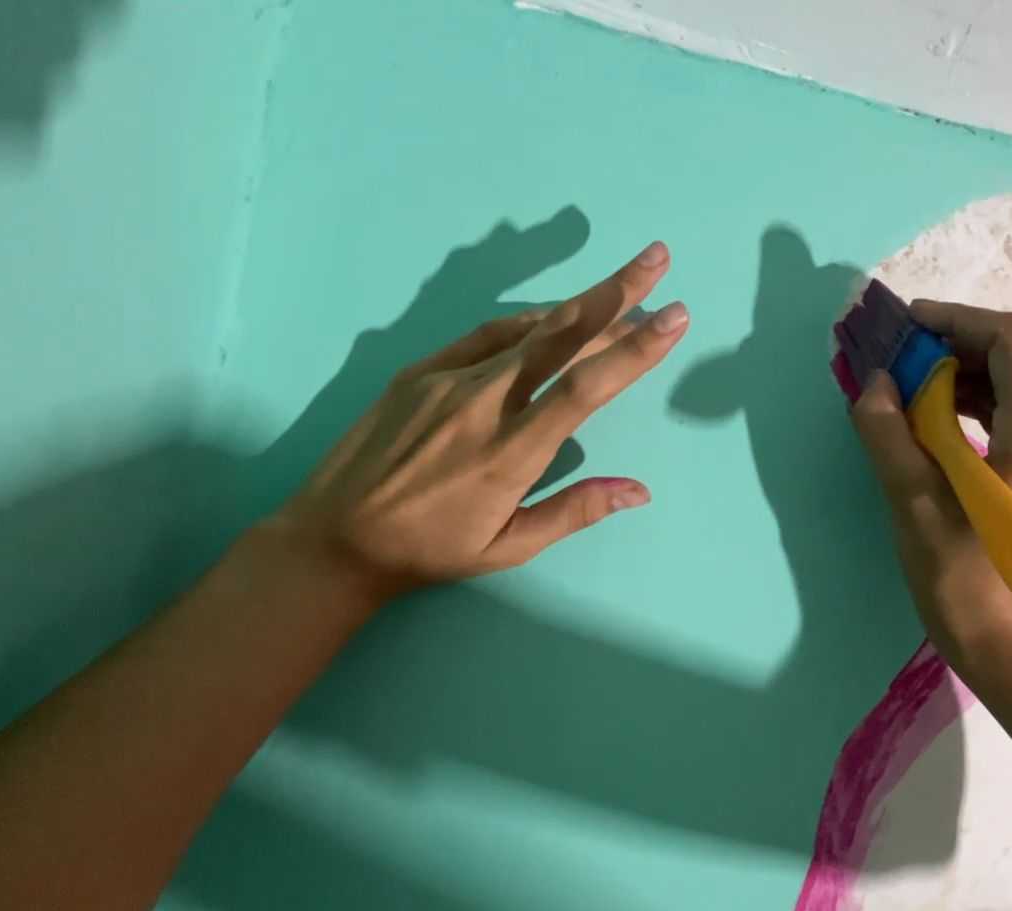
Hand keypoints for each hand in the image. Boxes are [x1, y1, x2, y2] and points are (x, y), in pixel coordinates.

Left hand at [270, 242, 688, 603]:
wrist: (337, 536)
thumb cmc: (431, 551)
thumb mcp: (508, 547)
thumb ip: (574, 511)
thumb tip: (639, 490)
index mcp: (511, 452)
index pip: (585, 389)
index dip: (634, 352)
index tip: (674, 318)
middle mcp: (483, 403)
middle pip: (560, 336)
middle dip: (615, 295)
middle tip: (656, 259)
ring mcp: (446, 380)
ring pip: (525, 329)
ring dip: (577, 305)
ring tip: (618, 288)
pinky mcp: (418, 371)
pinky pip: (484, 335)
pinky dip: (525, 321)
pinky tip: (550, 316)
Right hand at [850, 302, 1011, 669]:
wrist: (996, 637)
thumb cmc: (956, 573)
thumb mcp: (911, 500)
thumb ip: (887, 431)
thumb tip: (877, 381)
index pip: (1009, 338)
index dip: (956, 319)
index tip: (907, 326)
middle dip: (953, 346)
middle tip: (898, 358)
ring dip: (961, 374)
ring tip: (908, 385)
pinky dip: (973, 402)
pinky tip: (933, 417)